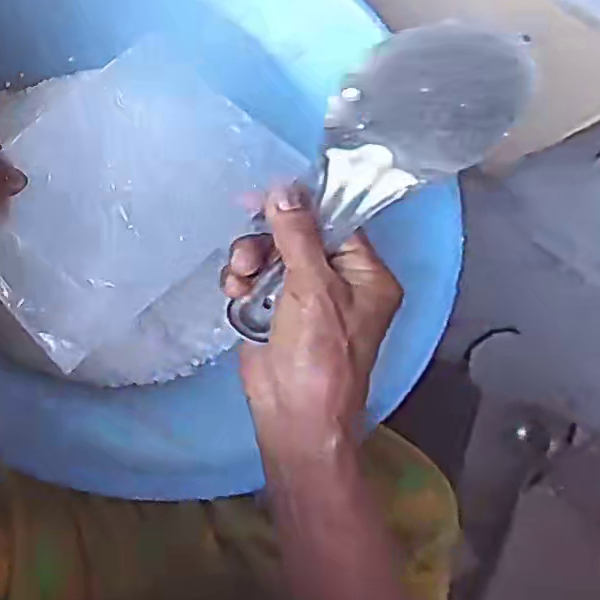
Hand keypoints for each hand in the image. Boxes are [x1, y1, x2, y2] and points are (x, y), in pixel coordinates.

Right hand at [222, 186, 402, 455]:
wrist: (293, 412)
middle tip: (245, 252)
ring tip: (238, 280)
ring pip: (268, 255)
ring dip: (248, 261)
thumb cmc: (318, 352)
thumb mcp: (311, 287)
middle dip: (265, 242)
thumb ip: (296, 235)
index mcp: (365, 274)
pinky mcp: (273, 309)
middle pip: (294, 237)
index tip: (262, 196)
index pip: (334, 223)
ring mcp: (303, 296)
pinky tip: (234, 293)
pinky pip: (253, 277)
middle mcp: (336, 281)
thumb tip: (284, 188)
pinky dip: (241, 281)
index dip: (299, 207)